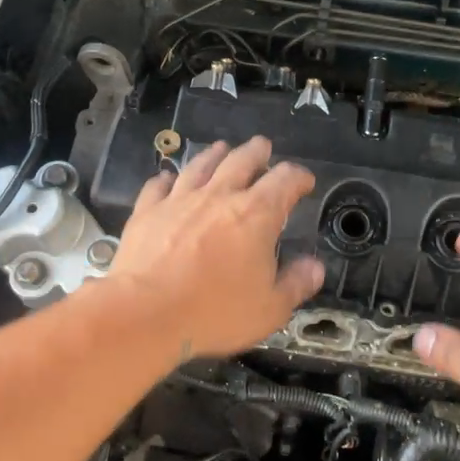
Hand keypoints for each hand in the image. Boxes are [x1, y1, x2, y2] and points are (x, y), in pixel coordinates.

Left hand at [110, 137, 324, 359]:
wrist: (145, 313)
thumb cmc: (214, 313)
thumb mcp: (269, 309)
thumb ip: (295, 284)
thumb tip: (314, 266)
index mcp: (256, 215)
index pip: (285, 181)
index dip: (298, 178)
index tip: (304, 181)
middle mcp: (219, 196)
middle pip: (242, 161)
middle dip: (257, 153)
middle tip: (263, 147)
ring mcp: (179, 200)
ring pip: (200, 166)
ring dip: (214, 155)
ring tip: (221, 148)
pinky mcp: (147, 211)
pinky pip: (158, 186)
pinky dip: (167, 179)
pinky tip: (167, 178)